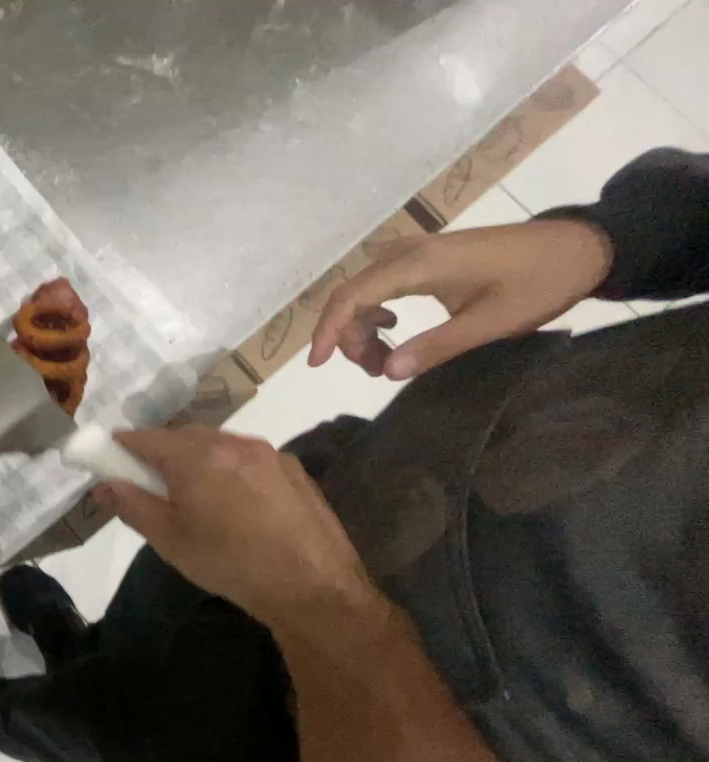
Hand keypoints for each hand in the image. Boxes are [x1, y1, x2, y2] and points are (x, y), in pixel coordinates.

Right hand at [98, 428, 380, 632]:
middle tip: (145, 482)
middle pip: (182, 435)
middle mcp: (233, 444)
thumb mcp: (168, 539)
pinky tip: (227, 501)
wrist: (312, 586)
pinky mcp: (291, 469)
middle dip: (158, 451)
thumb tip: (102, 485)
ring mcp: (267, 454)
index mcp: (198, 458)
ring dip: (193, 458)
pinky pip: (244, 457)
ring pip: (216, 443)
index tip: (106, 459)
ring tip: (188, 494)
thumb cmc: (228, 563)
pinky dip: (224, 467)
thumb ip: (131, 505)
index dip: (121, 446)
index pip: (146, 437)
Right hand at [310, 219, 613, 379]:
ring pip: (362, 292)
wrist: (587, 245)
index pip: (351, 298)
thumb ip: (435, 347)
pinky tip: (392, 328)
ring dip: (361, 327)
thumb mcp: (492, 321)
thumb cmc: (543, 280)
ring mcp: (415, 252)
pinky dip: (374, 311)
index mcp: (418, 265)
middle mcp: (407, 254)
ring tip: (384, 356)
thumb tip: (387, 372)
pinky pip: (378, 284)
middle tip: (374, 368)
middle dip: (349, 337)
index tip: (318, 364)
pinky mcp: (424, 257)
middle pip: (350, 296)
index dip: (328, 332)